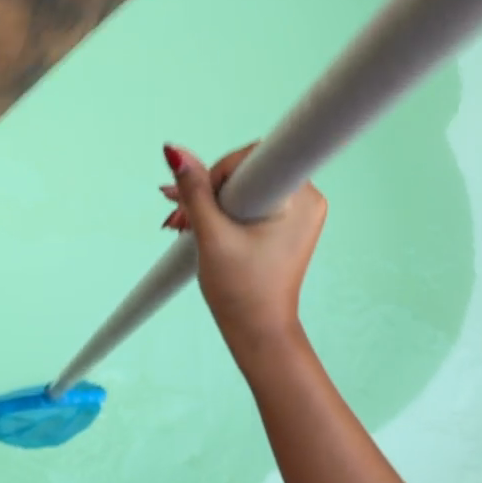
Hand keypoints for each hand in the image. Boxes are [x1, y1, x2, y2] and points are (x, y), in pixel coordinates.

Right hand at [161, 142, 326, 352]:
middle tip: (179, 215)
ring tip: (183, 225)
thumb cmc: (242, 292)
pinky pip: (252, 199)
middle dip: (209, 190)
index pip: (256, 156)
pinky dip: (224, 210)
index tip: (203, 190)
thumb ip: (194, 192)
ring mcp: (298, 209)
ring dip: (212, 201)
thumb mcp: (211, 237)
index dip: (221, 170)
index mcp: (298, 198)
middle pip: (248, 169)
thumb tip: (175, 152)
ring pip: (246, 184)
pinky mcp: (286, 220)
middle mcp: (306, 197)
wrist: (257, 330)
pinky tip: (200, 225)